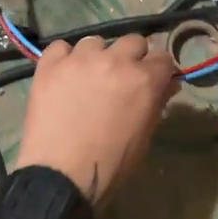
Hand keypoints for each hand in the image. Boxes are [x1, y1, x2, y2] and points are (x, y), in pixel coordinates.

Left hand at [13, 34, 177, 202]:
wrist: (60, 177)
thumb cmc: (110, 165)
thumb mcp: (144, 138)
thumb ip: (157, 104)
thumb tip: (167, 85)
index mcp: (143, 79)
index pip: (163, 57)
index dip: (158, 70)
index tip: (153, 81)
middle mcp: (115, 60)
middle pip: (133, 41)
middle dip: (132, 58)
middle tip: (121, 79)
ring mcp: (80, 59)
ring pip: (96, 42)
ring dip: (97, 57)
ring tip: (88, 79)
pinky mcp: (51, 65)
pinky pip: (61, 47)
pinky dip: (64, 59)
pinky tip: (63, 76)